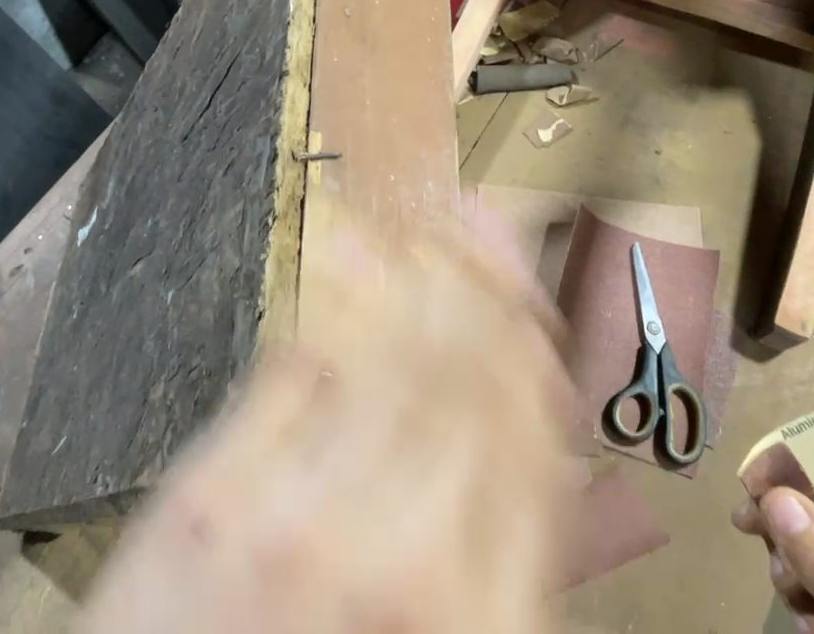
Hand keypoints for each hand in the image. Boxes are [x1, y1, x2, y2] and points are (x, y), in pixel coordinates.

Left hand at [74, 223, 571, 633]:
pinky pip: (295, 366)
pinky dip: (336, 300)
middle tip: (492, 221)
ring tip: (438, 220)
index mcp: (477, 617)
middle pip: (464, 381)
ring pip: (387, 357)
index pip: (528, 441)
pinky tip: (354, 253)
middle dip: (485, 287)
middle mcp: (395, 559)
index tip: (530, 297)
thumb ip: (524, 567)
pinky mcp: (216, 489)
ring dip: (419, 275)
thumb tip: (598, 493)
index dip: (533, 348)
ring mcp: (296, 517)